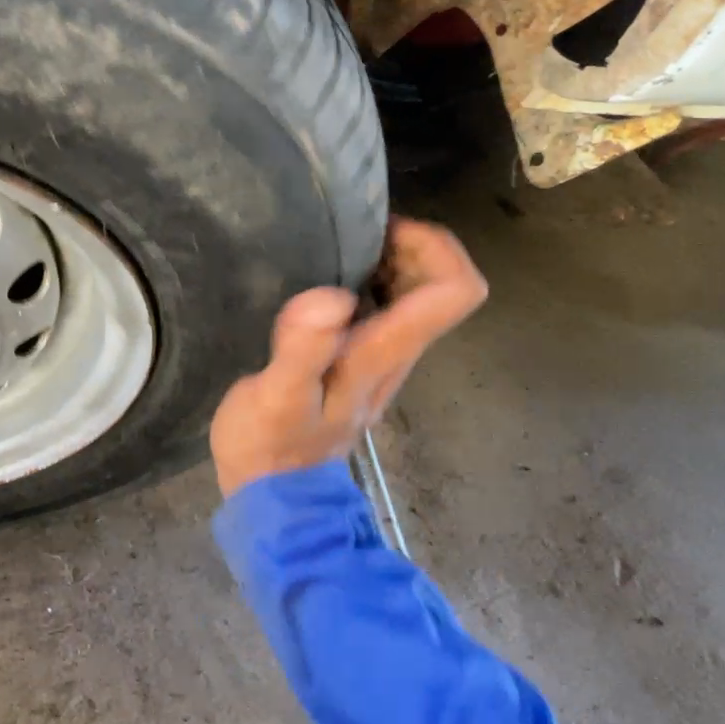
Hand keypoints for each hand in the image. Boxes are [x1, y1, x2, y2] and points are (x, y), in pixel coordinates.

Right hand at [208, 217, 487, 496]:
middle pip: (445, 291)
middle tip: (357, 230)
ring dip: (392, 265)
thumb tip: (332, 296)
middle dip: (416, 249)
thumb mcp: (275, 397)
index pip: (455, 292)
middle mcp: (394, 356)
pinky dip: (368, 287)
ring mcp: (378, 364)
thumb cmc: (269, 444)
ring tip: (336, 247)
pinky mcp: (353, 368)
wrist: (271, 495)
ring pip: (416, 302)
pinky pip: (383, 314)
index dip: (435, 248)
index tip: (382, 228)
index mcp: (382, 355)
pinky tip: (323, 284)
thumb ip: (302, 349)